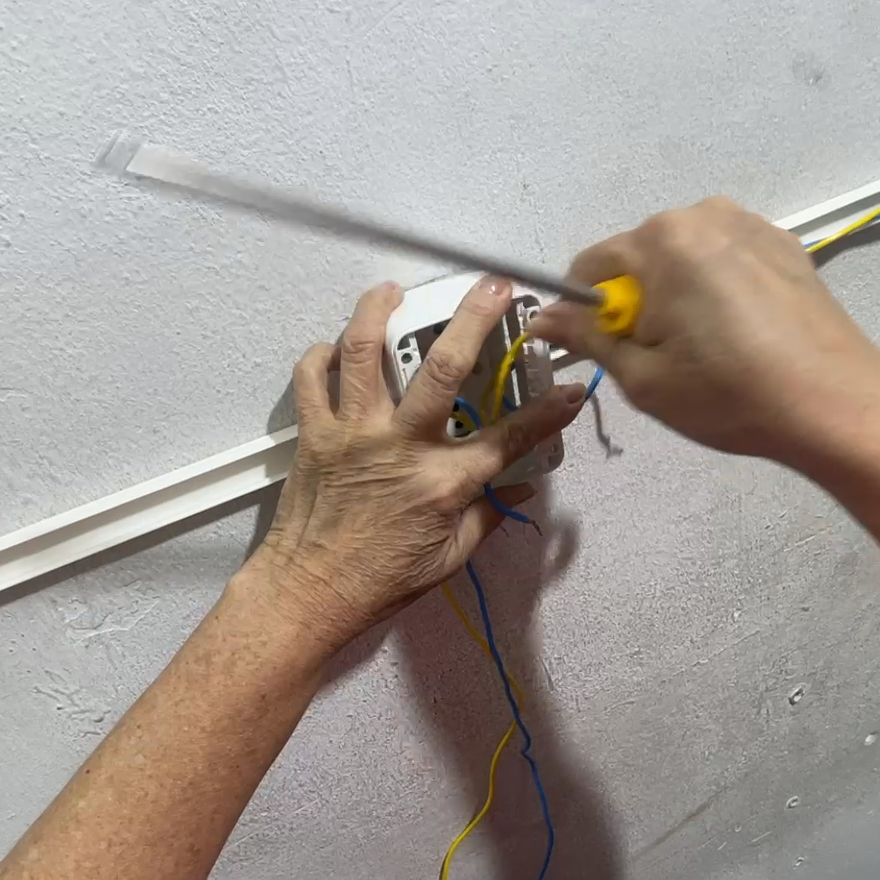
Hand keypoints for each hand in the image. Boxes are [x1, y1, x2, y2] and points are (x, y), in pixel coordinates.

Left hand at [242, 277, 585, 649]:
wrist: (308, 592)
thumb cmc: (384, 581)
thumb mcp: (449, 558)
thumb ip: (488, 517)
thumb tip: (522, 487)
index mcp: (442, 482)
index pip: (508, 438)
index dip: (546, 412)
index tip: (571, 389)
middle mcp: (400, 445)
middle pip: (443, 369)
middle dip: (474, 319)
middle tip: (492, 287)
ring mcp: (352, 434)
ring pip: (364, 353)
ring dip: (379, 311)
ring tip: (393, 291)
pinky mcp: (314, 434)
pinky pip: (311, 379)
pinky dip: (321, 355)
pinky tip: (336, 348)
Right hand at [530, 197, 879, 471]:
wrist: (834, 403)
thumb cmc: (727, 395)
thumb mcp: (642, 377)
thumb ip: (587, 337)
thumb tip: (541, 318)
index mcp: (661, 241)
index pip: (588, 267)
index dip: (582, 312)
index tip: (602, 351)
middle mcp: (702, 213)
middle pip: (636, 257)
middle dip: (633, 302)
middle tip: (658, 356)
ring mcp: (748, 222)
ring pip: (679, 257)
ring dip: (672, 294)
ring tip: (702, 345)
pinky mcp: (783, 241)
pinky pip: (720, 257)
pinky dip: (710, 287)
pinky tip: (736, 330)